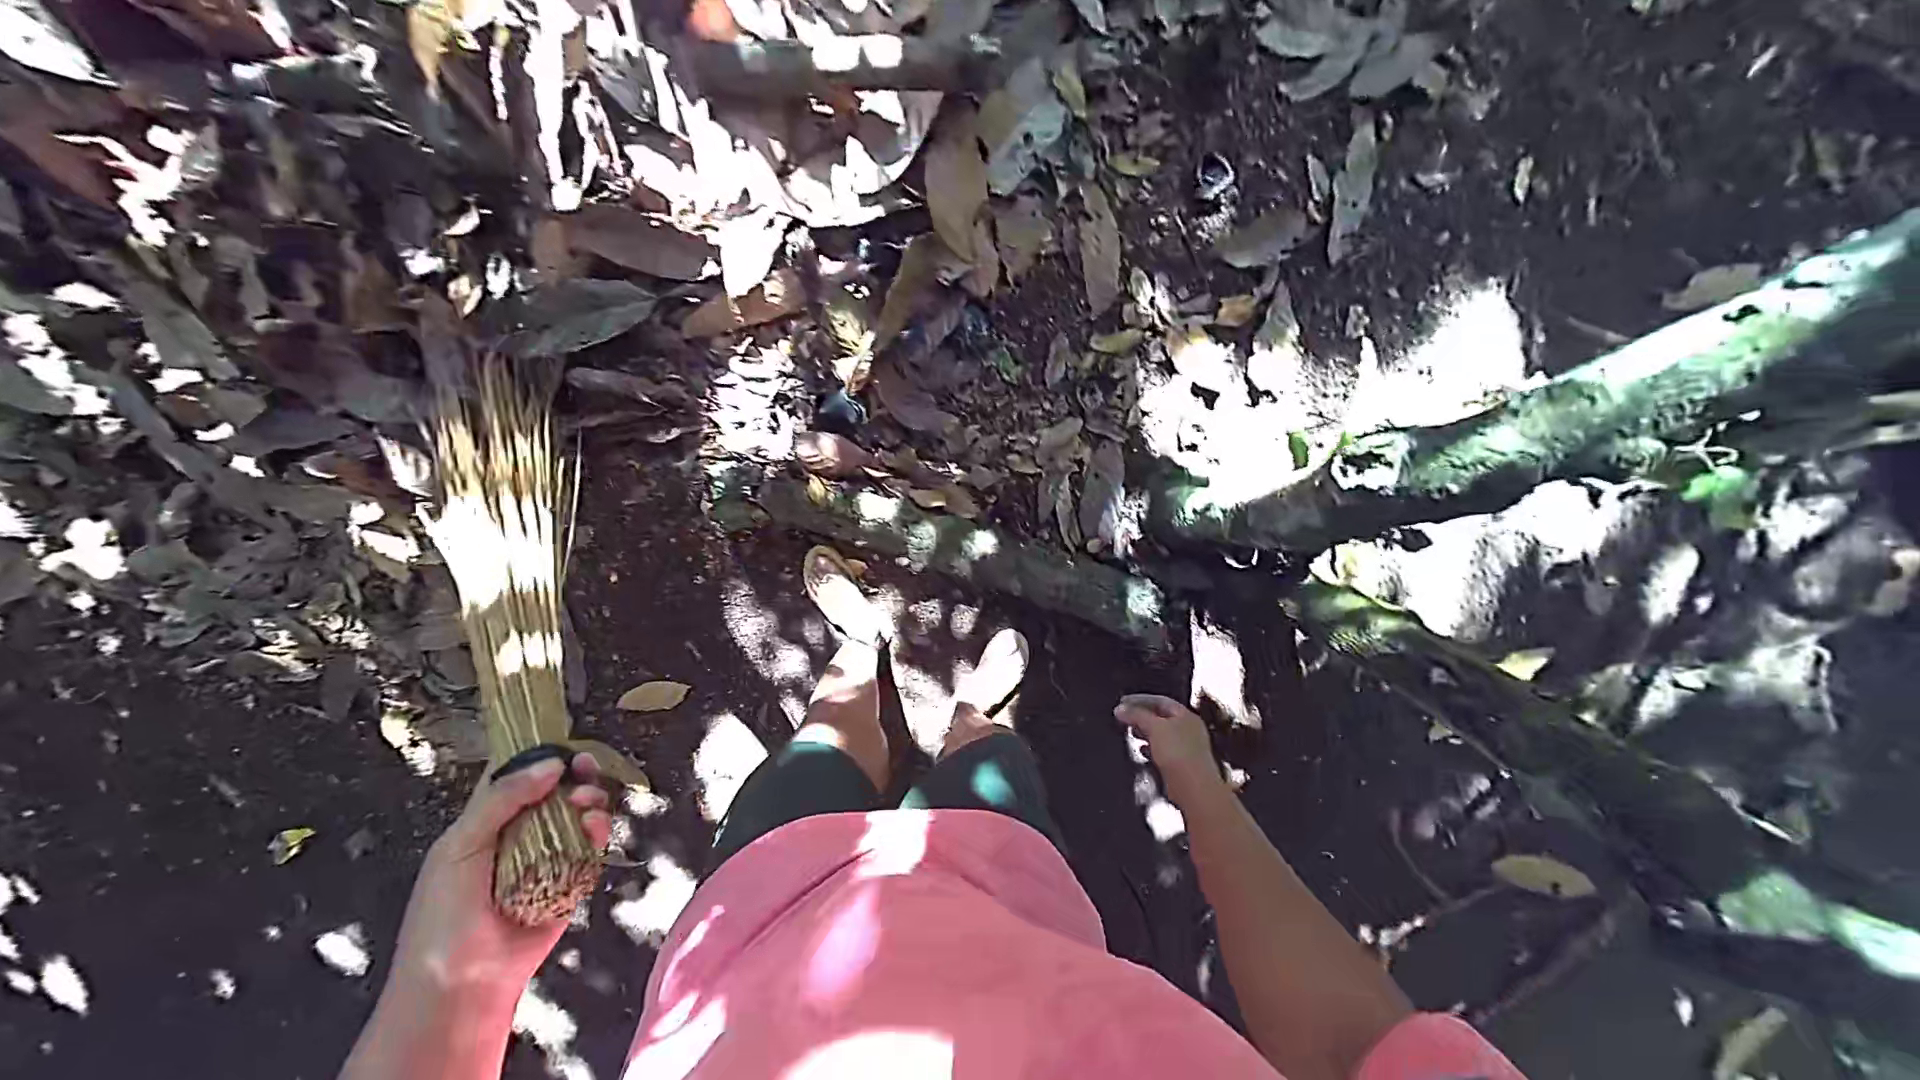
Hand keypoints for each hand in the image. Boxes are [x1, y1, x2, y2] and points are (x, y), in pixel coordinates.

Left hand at [386, 752, 612, 1010]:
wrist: (461, 982)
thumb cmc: (444, 914)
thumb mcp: (459, 846)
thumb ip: (502, 799)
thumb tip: (553, 763)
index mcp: (490, 820)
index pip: (517, 776)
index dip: (539, 755)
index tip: (560, 744)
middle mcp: (523, 832)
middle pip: (558, 790)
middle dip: (575, 774)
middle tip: (585, 767)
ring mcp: (551, 854)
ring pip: (581, 813)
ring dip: (590, 798)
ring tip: (587, 801)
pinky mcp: (575, 878)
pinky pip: (594, 846)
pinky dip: (601, 830)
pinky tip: (596, 824)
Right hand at [1113, 694, 1224, 806]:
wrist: (1193, 788)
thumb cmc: (1181, 755)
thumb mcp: (1154, 727)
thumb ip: (1136, 715)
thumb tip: (1122, 709)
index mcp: (1186, 716)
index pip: (1160, 701)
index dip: (1140, 700)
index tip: (1124, 702)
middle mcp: (1189, 730)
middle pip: (1161, 717)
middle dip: (1142, 716)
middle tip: (1126, 716)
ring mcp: (1187, 748)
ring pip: (1162, 735)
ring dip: (1145, 732)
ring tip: (1132, 732)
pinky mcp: (1182, 765)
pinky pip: (1163, 752)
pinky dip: (1151, 749)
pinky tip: (1143, 751)